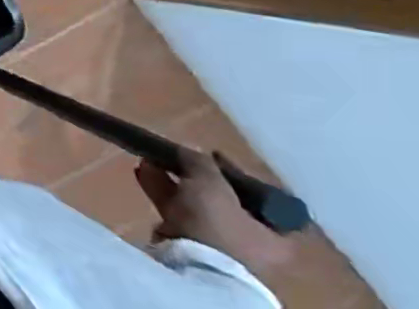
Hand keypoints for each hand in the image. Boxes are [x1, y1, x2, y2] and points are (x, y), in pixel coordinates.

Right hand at [136, 151, 293, 274]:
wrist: (191, 267)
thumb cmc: (216, 224)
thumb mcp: (211, 183)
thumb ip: (201, 163)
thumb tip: (189, 152)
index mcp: (275, 235)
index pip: (262, 197)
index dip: (238, 173)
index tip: (213, 154)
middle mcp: (253, 243)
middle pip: (224, 198)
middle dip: (195, 174)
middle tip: (177, 154)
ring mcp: (220, 246)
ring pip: (195, 203)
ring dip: (173, 178)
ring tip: (149, 157)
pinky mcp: (191, 248)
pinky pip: (177, 212)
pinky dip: (161, 191)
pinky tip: (143, 171)